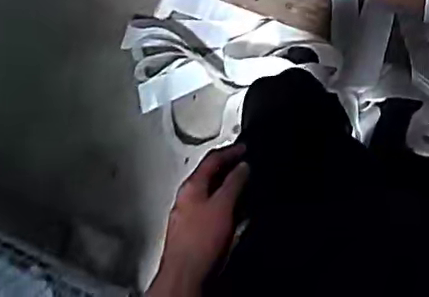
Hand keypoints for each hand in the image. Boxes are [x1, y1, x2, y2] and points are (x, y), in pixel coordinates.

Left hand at [152, 143, 247, 292]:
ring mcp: (187, 220)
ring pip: (211, 197)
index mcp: (190, 188)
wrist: (185, 281)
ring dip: (227, 191)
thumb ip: (234, 182)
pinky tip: (234, 218)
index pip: (211, 159)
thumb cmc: (198, 244)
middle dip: (228, 171)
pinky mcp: (192, 238)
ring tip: (243, 190)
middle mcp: (185, 201)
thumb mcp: (223, 204)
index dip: (230, 151)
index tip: (243, 148)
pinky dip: (225, 210)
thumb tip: (243, 166)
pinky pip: (211, 215)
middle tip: (244, 165)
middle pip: (210, 177)